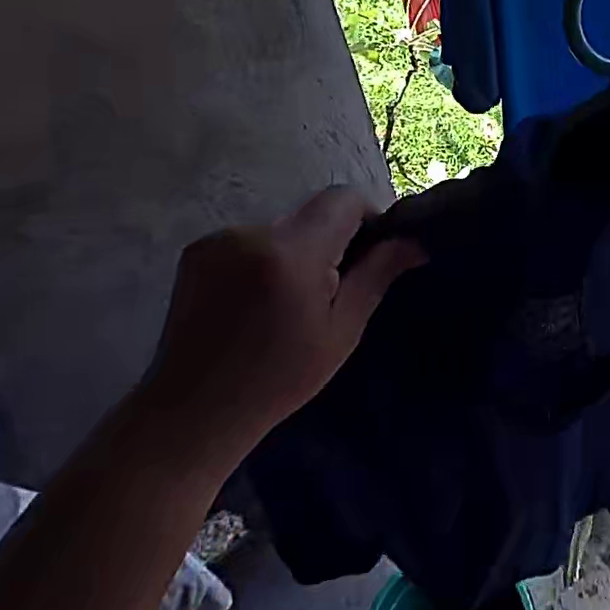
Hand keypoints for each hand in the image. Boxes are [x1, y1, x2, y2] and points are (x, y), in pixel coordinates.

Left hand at [136, 187, 424, 455]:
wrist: (193, 411)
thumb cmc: (280, 376)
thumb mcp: (344, 328)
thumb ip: (379, 273)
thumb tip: (416, 242)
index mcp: (291, 252)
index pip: (344, 199)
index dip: (369, 217)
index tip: (374, 254)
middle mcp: (251, 233)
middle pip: (314, 213)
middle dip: (335, 240)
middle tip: (336, 289)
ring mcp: (218, 240)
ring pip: (286, 227)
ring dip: (302, 250)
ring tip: (294, 301)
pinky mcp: (198, 251)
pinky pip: (254, 239)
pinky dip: (270, 259)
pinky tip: (262, 300)